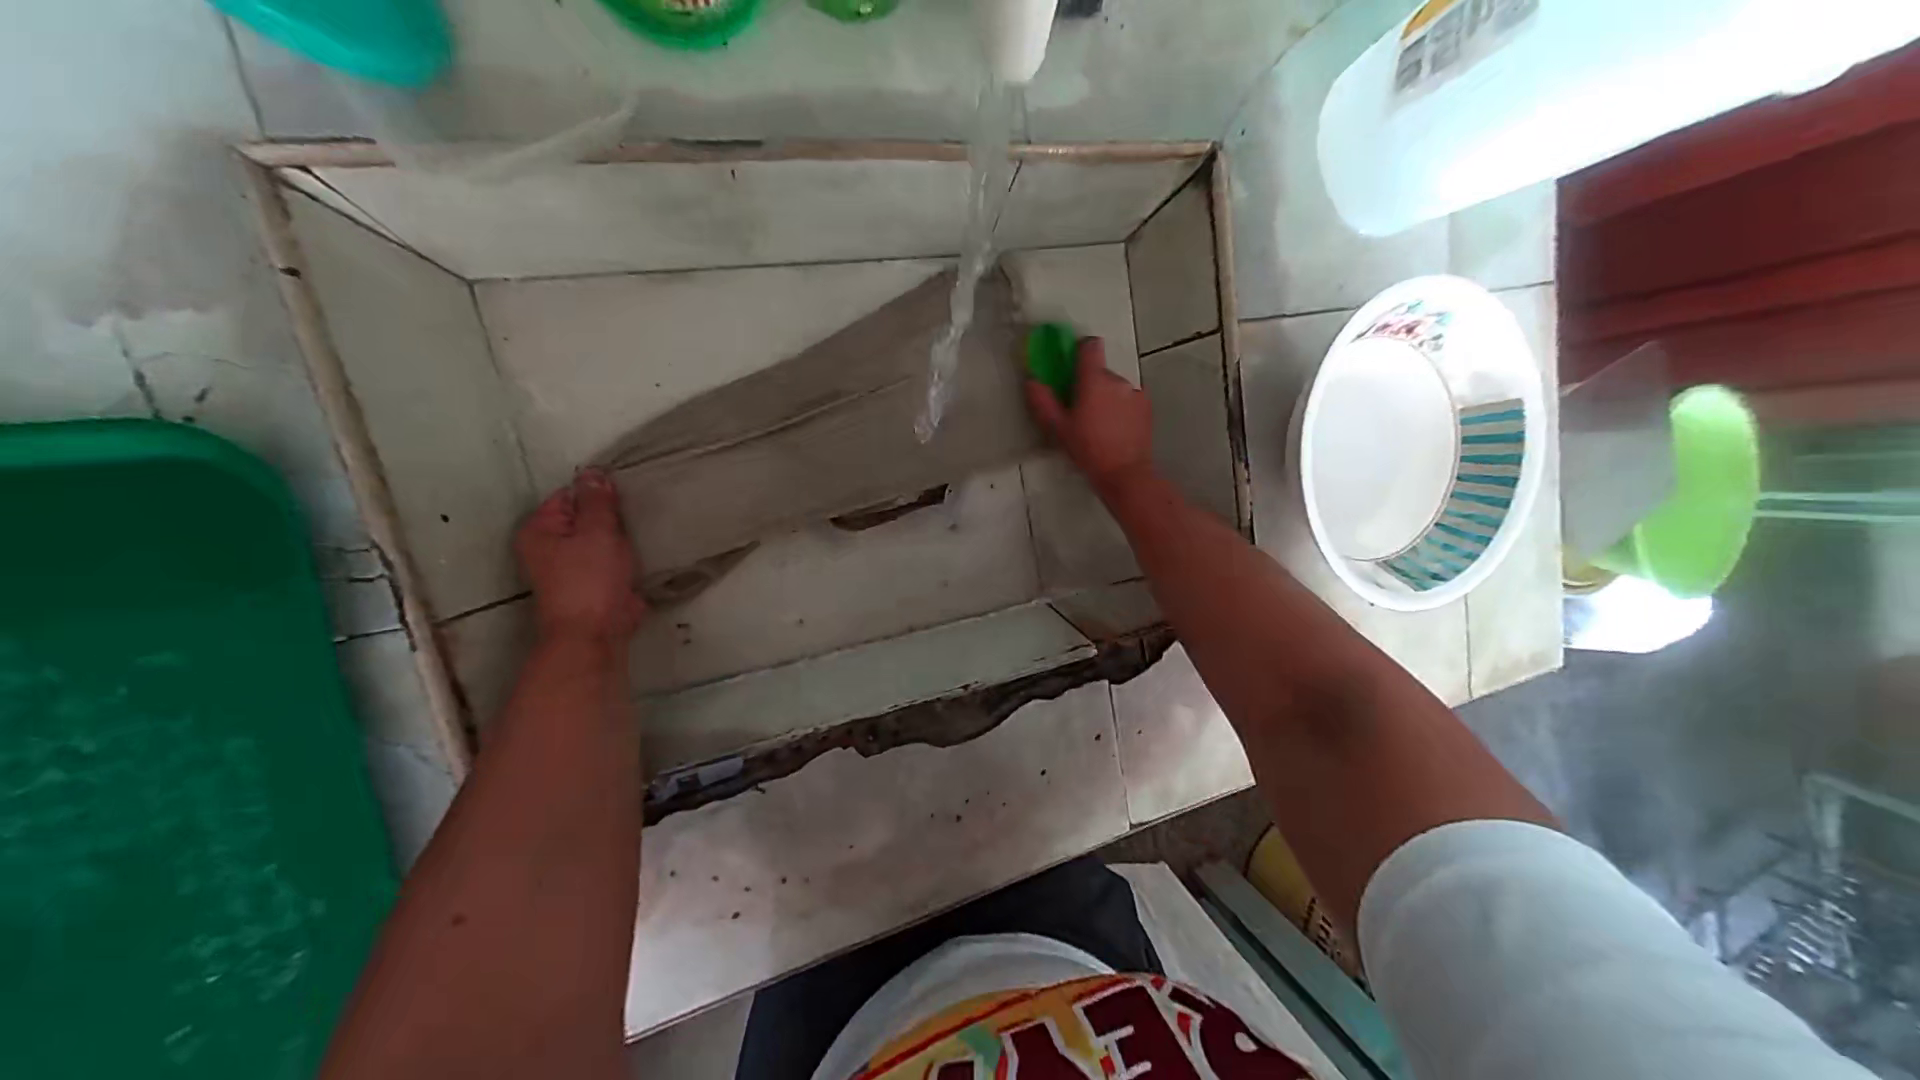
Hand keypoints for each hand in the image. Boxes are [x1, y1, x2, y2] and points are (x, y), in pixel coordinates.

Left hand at [515, 469, 645, 642]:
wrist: (595, 634)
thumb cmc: (590, 579)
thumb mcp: (597, 532)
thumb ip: (597, 501)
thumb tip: (592, 472)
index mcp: (539, 530)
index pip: (570, 495)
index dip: (597, 495)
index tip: (624, 499)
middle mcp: (547, 548)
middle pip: (585, 519)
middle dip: (611, 519)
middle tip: (636, 519)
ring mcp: (570, 570)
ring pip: (601, 542)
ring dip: (621, 541)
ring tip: (642, 536)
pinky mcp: (592, 587)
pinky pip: (611, 564)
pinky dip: (625, 561)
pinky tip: (642, 558)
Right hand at [1024, 337, 1154, 493]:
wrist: (1125, 472)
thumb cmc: (1088, 449)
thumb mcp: (1059, 429)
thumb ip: (1042, 401)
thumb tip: (1031, 380)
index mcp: (1093, 380)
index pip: (1089, 346)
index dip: (1080, 350)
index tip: (1073, 367)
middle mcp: (1116, 379)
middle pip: (1100, 371)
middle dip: (1090, 384)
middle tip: (1082, 410)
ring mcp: (1135, 391)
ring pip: (1115, 386)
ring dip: (1107, 397)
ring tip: (1101, 424)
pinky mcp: (1147, 405)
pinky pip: (1129, 398)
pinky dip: (1122, 407)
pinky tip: (1117, 428)